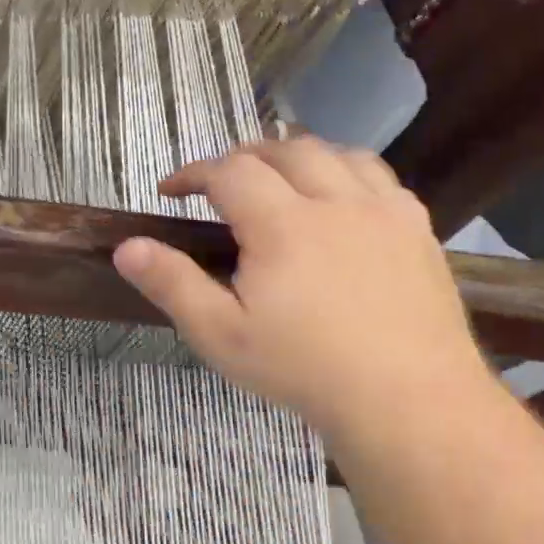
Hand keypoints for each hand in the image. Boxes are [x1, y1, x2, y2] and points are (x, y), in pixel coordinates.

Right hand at [112, 137, 492, 438]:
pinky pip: (380, 179)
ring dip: (296, 156)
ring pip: (340, 155)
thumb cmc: (298, 365)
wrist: (404, 392)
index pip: (232, 172)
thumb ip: (171, 283)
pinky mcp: (418, 231)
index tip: (168, 191)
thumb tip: (126, 246)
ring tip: (272, 179)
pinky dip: (344, 173)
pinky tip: (333, 201)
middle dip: (243, 157)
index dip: (193, 174)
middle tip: (214, 182)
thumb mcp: (216, 331)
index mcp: (283, 226)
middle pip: (288, 150)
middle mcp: (338, 204)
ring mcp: (386, 214)